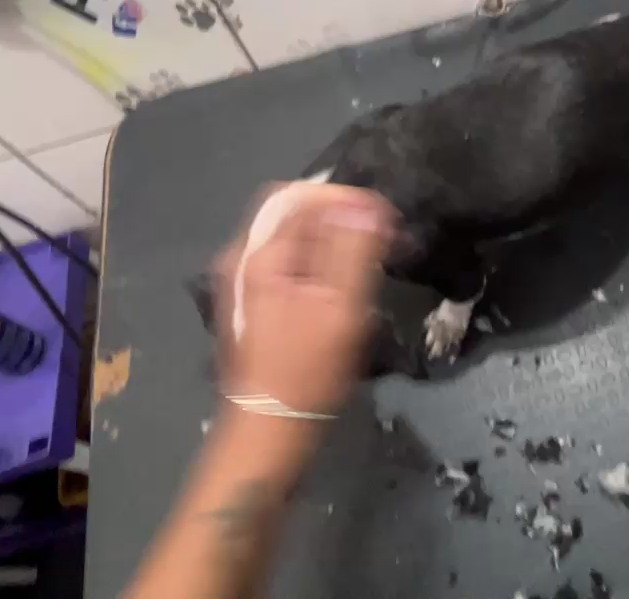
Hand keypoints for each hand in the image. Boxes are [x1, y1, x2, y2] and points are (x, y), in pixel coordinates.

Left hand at [212, 183, 395, 416]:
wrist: (268, 432)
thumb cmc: (307, 371)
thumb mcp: (339, 307)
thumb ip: (353, 249)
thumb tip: (365, 204)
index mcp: (260, 254)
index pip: (299, 195)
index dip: (344, 195)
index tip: (383, 216)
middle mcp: (245, 258)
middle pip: (295, 211)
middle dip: (341, 213)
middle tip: (381, 232)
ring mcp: (248, 280)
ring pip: (295, 235)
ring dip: (335, 235)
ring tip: (373, 254)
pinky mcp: (257, 300)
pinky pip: (292, 259)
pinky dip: (322, 257)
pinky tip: (348, 278)